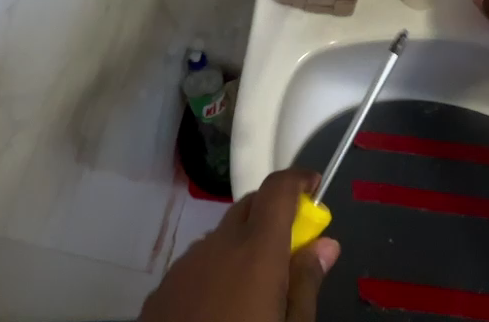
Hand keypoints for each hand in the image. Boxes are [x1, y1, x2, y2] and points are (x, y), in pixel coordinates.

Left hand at [139, 168, 339, 321]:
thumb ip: (306, 283)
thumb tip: (326, 244)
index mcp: (255, 250)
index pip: (277, 189)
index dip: (298, 181)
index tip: (314, 188)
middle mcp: (218, 244)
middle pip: (249, 207)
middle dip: (274, 214)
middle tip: (292, 247)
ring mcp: (186, 265)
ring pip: (222, 237)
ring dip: (243, 246)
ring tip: (254, 289)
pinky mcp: (163, 289)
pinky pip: (198, 264)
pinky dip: (216, 270)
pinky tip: (220, 307)